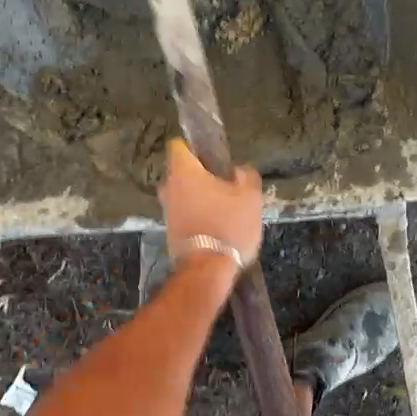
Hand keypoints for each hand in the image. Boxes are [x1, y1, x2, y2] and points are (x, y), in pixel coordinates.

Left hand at [158, 139, 262, 267]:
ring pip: (182, 193)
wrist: (207, 269)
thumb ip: (246, 175)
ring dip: (199, 197)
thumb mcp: (250, 197)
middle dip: (200, 175)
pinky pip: (183, 212)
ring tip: (223, 208)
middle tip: (225, 184)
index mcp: (183, 171)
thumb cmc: (228, 225)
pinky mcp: (169, 230)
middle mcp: (168, 187)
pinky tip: (215, 225)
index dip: (196, 148)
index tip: (215, 158)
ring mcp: (166, 210)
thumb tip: (238, 170)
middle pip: (182, 171)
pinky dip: (196, 214)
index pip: (179, 145)